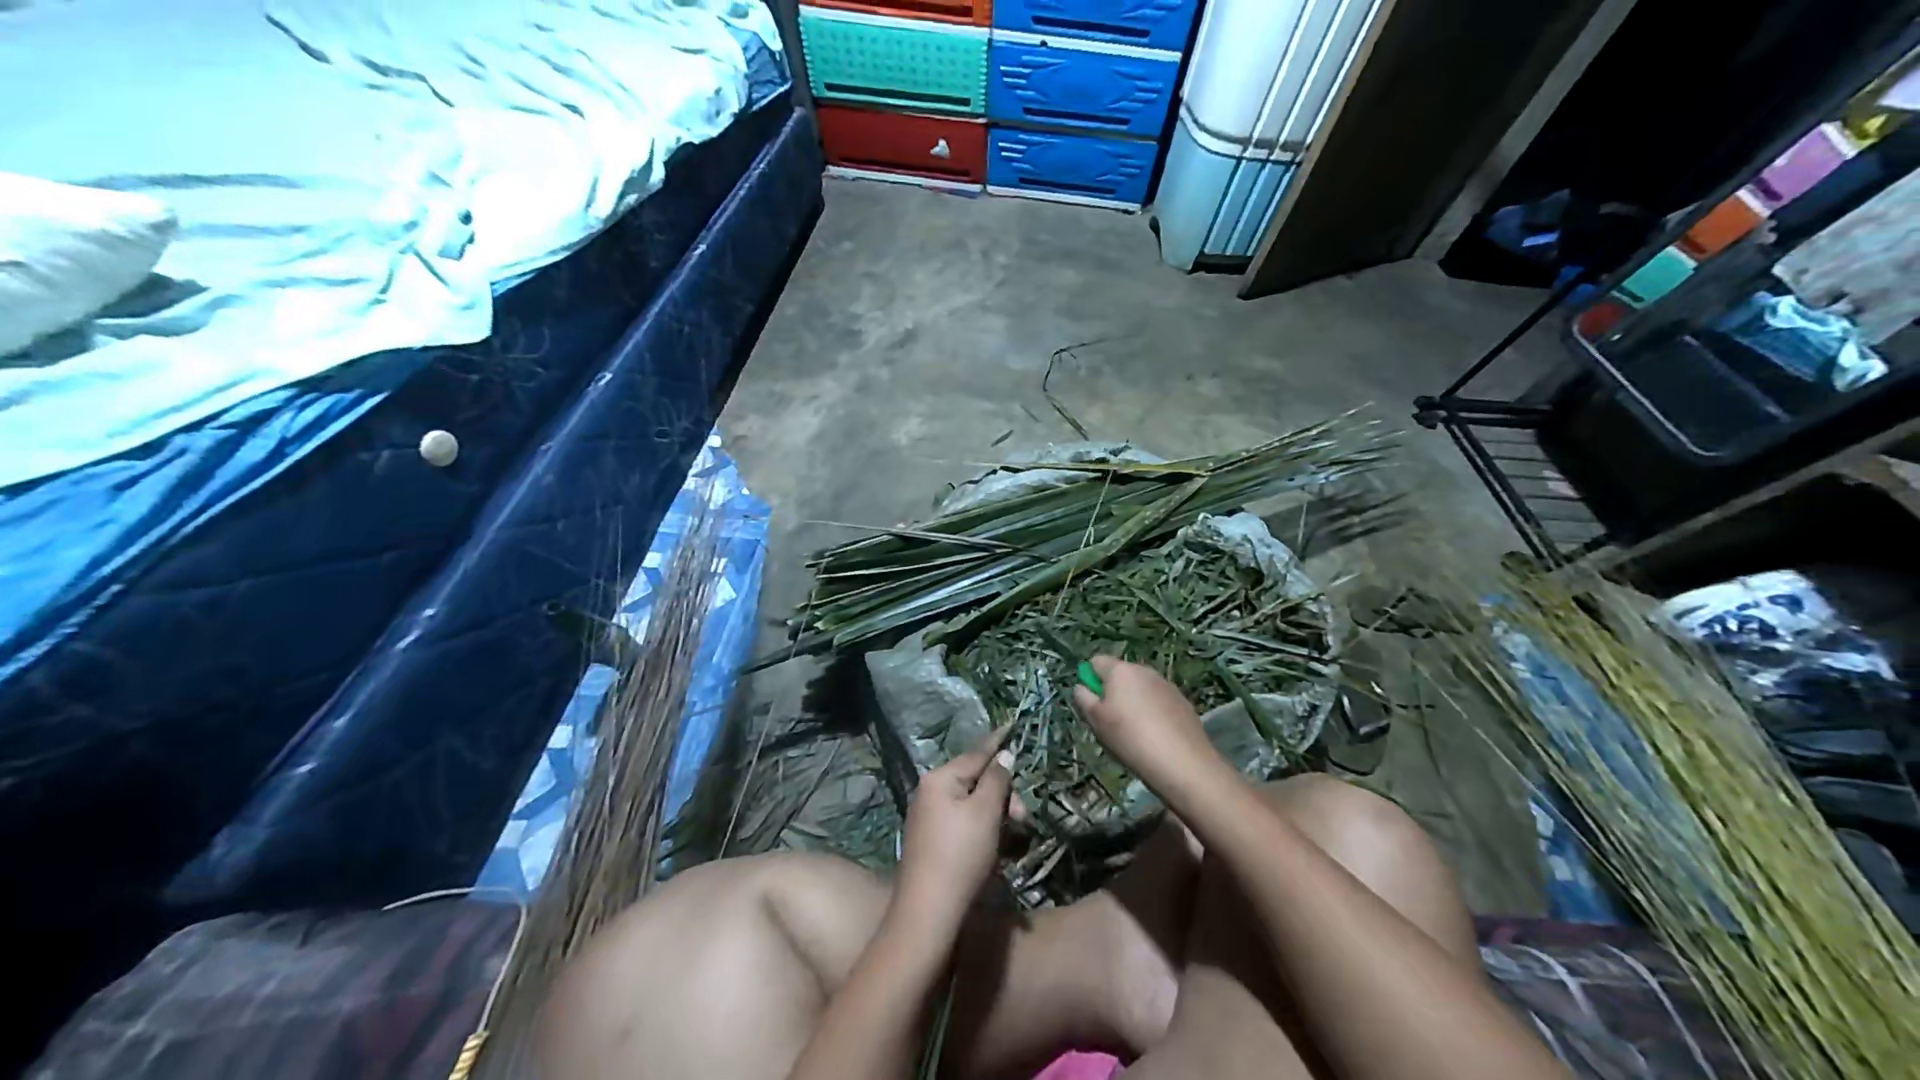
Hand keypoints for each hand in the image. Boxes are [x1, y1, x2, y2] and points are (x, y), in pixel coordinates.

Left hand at [893, 729, 1018, 936]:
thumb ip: (997, 780)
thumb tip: (1003, 755)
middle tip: (1023, 820)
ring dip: (997, 817)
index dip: (998, 742)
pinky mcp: (932, 841)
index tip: (1012, 724)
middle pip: (977, 781)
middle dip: (1004, 797)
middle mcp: (930, 792)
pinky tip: (997, 852)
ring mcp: (929, 817)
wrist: (929, 912)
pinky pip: (964, 824)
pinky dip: (984, 832)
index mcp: (940, 778)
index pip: (977, 753)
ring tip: (1013, 841)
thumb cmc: (961, 855)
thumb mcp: (985, 813)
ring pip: (973, 805)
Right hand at [1072, 656, 1233, 806]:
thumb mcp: (1096, 721)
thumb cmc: (1130, 738)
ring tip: (1136, 732)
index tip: (1093, 703)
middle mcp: (1144, 670)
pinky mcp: (1183, 701)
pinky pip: (1159, 701)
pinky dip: (1153, 712)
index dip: (1090, 679)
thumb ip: (1083, 699)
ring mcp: (1167, 685)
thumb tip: (1081, 687)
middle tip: (1111, 721)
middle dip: (1113, 692)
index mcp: (1120, 670)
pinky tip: (1156, 736)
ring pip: (1141, 688)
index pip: (1096, 661)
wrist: (1182, 761)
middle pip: (1121, 674)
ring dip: (1134, 702)